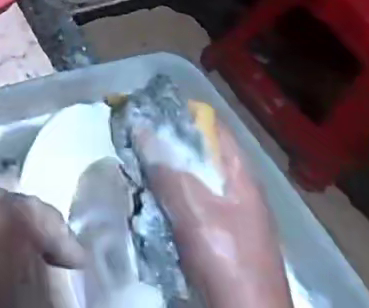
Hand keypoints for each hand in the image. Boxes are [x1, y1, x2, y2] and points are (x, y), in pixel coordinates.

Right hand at [133, 113, 290, 307]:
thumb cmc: (227, 261)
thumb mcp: (193, 209)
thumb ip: (165, 167)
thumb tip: (139, 125)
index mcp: (240, 176)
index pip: (210, 125)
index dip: (178, 111)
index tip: (143, 105)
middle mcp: (236, 191)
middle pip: (196, 153)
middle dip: (162, 143)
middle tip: (128, 136)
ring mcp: (228, 219)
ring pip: (187, 181)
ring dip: (159, 174)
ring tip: (129, 168)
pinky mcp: (216, 243)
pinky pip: (185, 208)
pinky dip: (164, 201)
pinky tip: (143, 203)